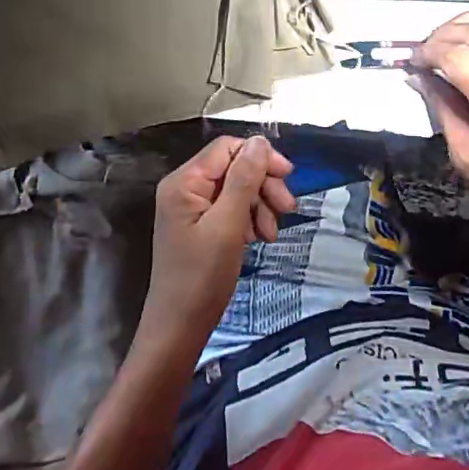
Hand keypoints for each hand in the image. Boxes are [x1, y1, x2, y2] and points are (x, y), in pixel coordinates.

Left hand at [137, 136, 294, 354]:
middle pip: (233, 167)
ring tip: (271, 233)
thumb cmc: (202, 277)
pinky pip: (230, 208)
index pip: (226, 148)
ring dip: (259, 204)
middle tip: (288, 209)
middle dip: (262, 184)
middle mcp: (184, 187)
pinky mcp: (199, 226)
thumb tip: (259, 142)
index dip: (260, 157)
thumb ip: (243, 179)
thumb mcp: (228, 225)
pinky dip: (249, 219)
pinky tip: (259, 238)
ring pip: (236, 188)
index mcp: (184, 181)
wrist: (179, 327)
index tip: (288, 177)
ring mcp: (190, 207)